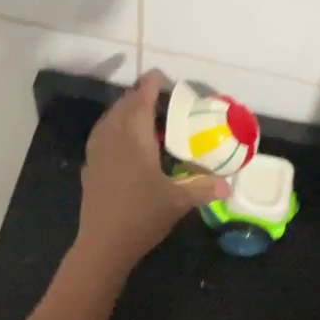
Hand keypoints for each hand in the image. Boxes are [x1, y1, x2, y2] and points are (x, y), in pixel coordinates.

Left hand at [73, 71, 229, 273]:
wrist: (103, 245)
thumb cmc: (142, 216)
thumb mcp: (178, 202)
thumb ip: (203, 189)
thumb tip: (229, 185)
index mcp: (133, 141)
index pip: (140, 103)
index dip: (149, 87)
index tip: (159, 75)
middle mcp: (112, 141)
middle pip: (121, 109)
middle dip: (135, 97)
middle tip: (153, 94)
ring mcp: (97, 155)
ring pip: (108, 123)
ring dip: (122, 113)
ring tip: (139, 115)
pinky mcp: (91, 170)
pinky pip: (101, 139)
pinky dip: (113, 131)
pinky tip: (123, 143)